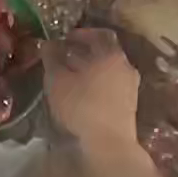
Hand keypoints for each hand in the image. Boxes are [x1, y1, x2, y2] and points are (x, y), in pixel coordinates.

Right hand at [41, 27, 141, 152]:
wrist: (109, 143)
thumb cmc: (81, 105)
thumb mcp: (57, 80)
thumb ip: (51, 58)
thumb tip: (47, 43)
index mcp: (111, 55)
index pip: (100, 34)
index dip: (81, 33)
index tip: (65, 38)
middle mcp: (125, 66)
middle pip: (105, 52)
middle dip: (84, 52)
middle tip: (64, 56)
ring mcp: (130, 86)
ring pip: (108, 69)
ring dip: (90, 68)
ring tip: (70, 76)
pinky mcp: (129, 103)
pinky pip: (112, 84)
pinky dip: (97, 82)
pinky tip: (81, 93)